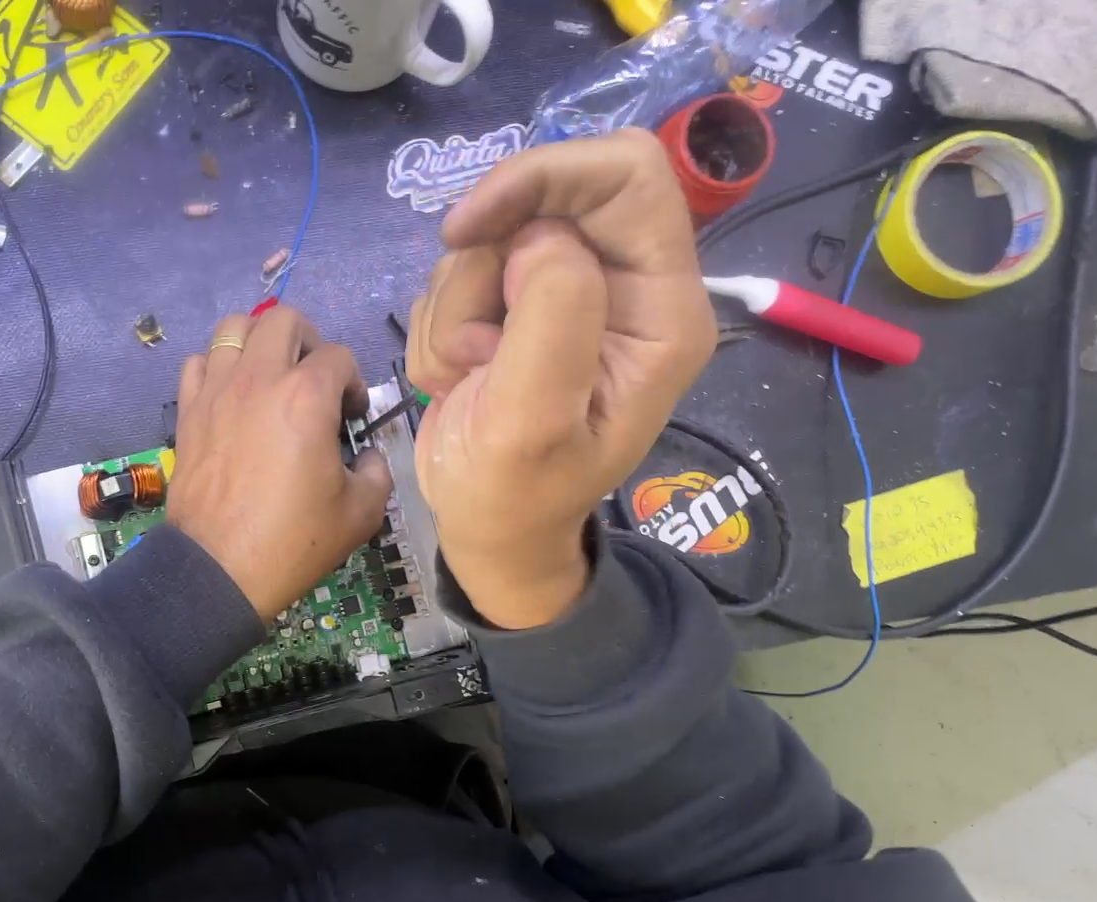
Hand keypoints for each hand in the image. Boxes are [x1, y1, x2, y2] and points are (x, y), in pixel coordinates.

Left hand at [166, 306, 390, 620]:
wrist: (219, 570)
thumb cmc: (292, 542)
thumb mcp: (360, 513)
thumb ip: (375, 471)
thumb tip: (366, 456)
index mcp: (306, 396)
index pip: (339, 357)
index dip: (353, 383)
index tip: (349, 418)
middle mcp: (258, 378)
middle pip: (283, 320)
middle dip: (309, 341)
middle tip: (313, 381)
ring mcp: (216, 391)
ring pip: (233, 327)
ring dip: (258, 343)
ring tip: (269, 377)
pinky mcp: (187, 412)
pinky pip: (198, 363)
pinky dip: (217, 367)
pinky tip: (230, 395)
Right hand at [407, 129, 717, 628]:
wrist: (489, 531)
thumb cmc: (515, 495)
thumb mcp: (531, 422)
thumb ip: (552, 318)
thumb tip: (537, 236)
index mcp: (658, 307)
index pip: (626, 174)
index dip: (542, 177)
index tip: (465, 229)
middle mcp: (619, 288)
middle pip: (541, 201)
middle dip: (480, 270)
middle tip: (471, 348)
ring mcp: (560, 297)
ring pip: (487, 243)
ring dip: (453, 314)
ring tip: (464, 382)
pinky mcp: (511, 311)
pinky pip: (456, 277)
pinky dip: (439, 329)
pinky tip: (455, 381)